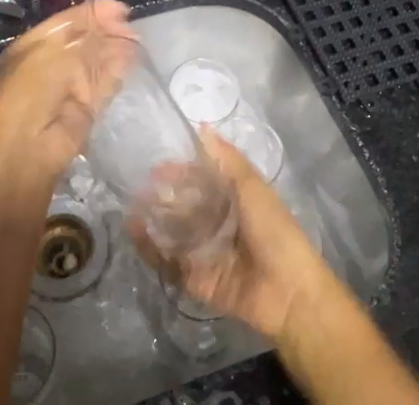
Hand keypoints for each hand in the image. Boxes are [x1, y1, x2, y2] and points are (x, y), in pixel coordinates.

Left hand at [0, 0, 138, 197]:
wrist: (26, 149)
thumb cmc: (29, 92)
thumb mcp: (48, 54)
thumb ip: (80, 37)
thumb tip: (107, 24)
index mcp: (34, 46)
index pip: (68, 22)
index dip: (93, 13)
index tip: (120, 9)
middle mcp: (51, 63)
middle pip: (85, 39)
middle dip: (108, 30)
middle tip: (131, 26)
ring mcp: (70, 86)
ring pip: (98, 59)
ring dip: (117, 48)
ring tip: (137, 41)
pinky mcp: (87, 107)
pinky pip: (105, 82)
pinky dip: (118, 69)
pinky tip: (132, 58)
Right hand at [140, 129, 339, 341]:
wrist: (287, 290)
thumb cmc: (274, 230)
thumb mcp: (253, 187)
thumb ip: (227, 159)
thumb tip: (202, 126)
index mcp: (233, 200)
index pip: (200, 180)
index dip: (180, 172)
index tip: (157, 167)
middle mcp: (217, 224)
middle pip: (182, 206)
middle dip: (161, 197)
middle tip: (138, 189)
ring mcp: (204, 252)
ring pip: (172, 232)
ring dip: (152, 220)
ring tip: (131, 209)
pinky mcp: (194, 278)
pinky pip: (168, 261)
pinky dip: (150, 248)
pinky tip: (136, 233)